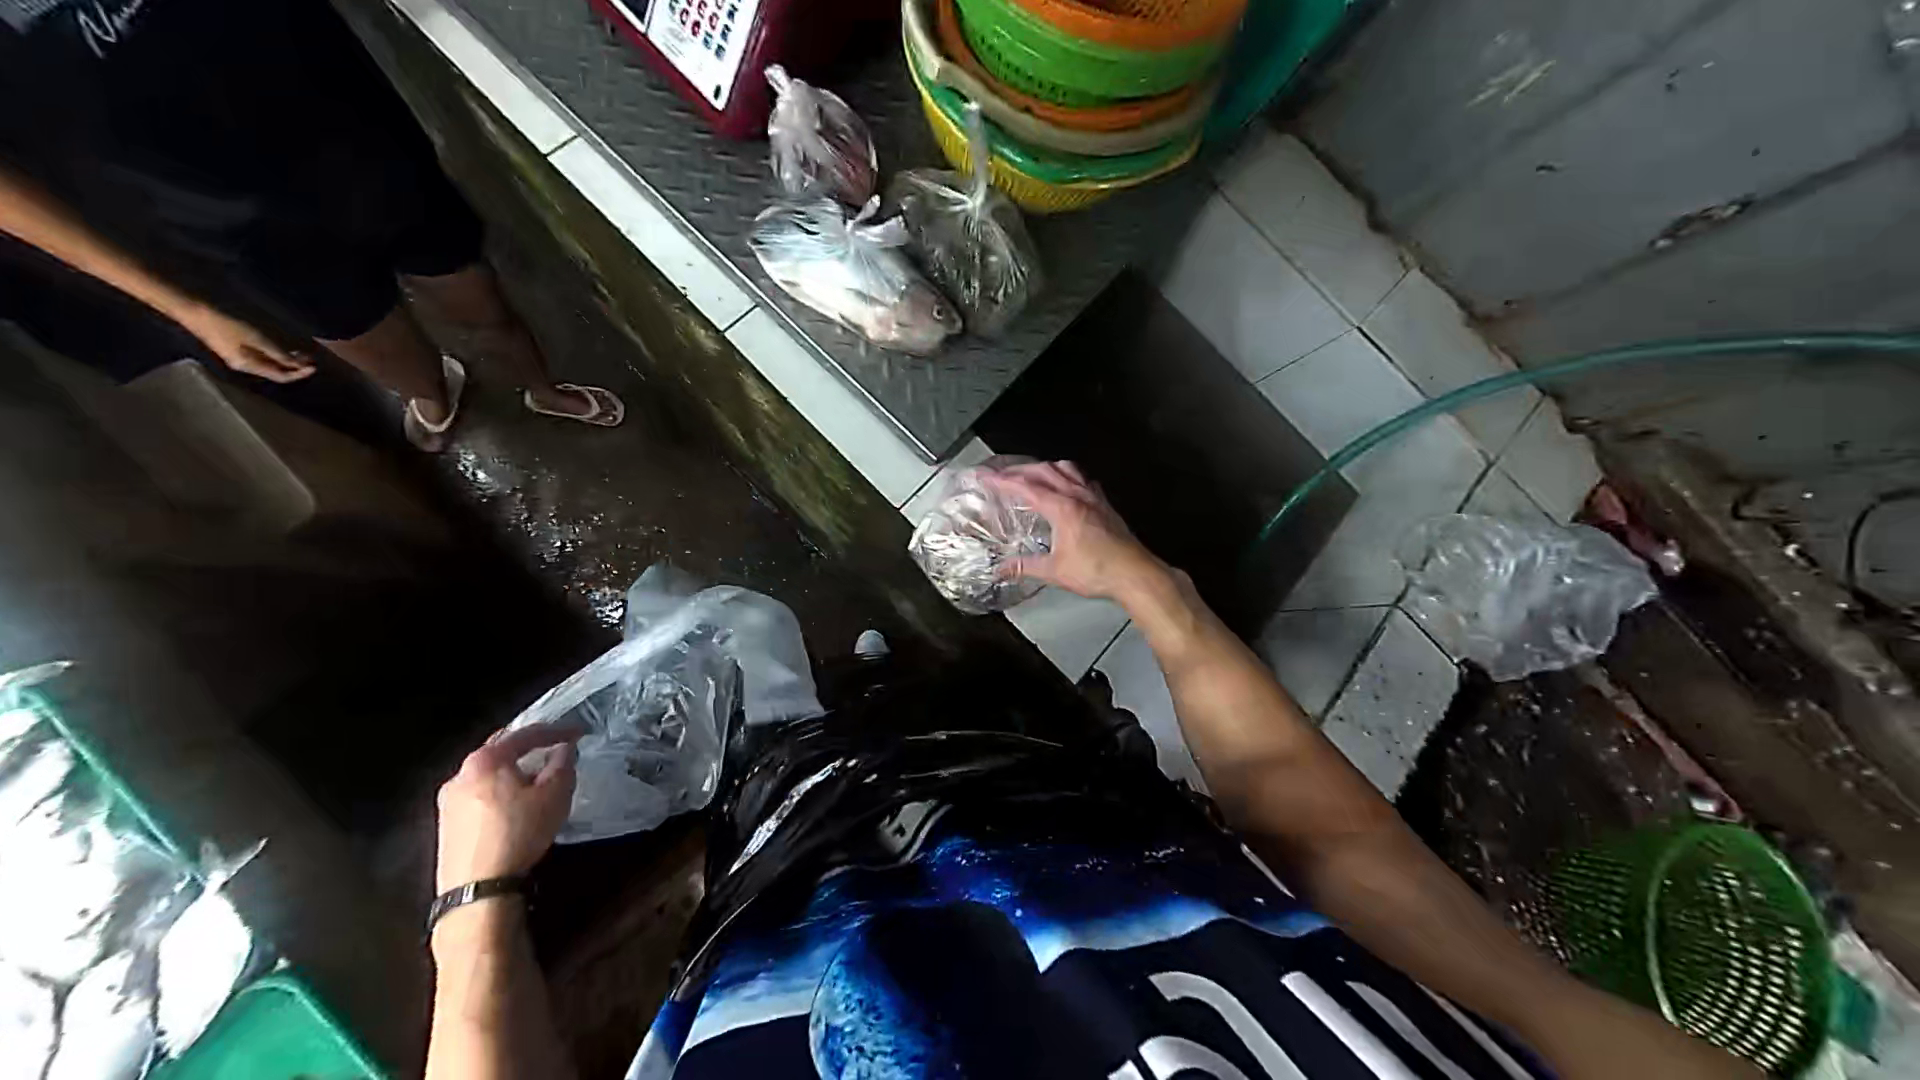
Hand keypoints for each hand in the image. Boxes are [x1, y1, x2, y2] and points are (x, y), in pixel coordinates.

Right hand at [175, 302, 315, 383]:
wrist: (192, 309)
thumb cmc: (226, 323)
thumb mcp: (257, 338)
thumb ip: (278, 353)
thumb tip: (298, 365)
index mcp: (249, 366)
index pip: (281, 377)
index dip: (300, 373)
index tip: (316, 366)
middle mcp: (244, 366)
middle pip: (276, 372)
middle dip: (295, 367)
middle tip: (311, 358)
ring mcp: (238, 358)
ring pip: (270, 364)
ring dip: (287, 360)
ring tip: (302, 353)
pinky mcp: (234, 348)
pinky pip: (261, 357)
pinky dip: (276, 355)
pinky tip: (284, 348)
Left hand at [435, 724, 583, 892]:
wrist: (478, 890)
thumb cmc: (520, 832)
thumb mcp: (555, 794)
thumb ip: (563, 763)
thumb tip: (563, 749)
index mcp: (486, 760)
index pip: (527, 734)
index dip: (557, 730)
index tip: (578, 732)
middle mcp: (460, 774)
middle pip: (501, 749)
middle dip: (530, 746)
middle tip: (555, 747)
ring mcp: (448, 801)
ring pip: (488, 772)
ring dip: (513, 768)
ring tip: (537, 775)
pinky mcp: (446, 824)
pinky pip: (479, 792)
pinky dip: (500, 787)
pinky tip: (514, 801)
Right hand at [982, 460, 1172, 604]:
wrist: (1134, 574)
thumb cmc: (1097, 571)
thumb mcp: (1054, 571)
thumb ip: (1026, 566)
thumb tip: (1002, 570)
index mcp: (1062, 508)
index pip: (1025, 487)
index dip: (1002, 480)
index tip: (985, 476)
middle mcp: (1077, 496)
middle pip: (1044, 470)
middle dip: (1019, 469)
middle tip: (1002, 474)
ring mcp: (1094, 498)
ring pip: (1066, 469)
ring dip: (1045, 468)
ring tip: (1032, 474)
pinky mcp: (1105, 505)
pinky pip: (1084, 480)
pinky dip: (1068, 476)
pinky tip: (1065, 487)